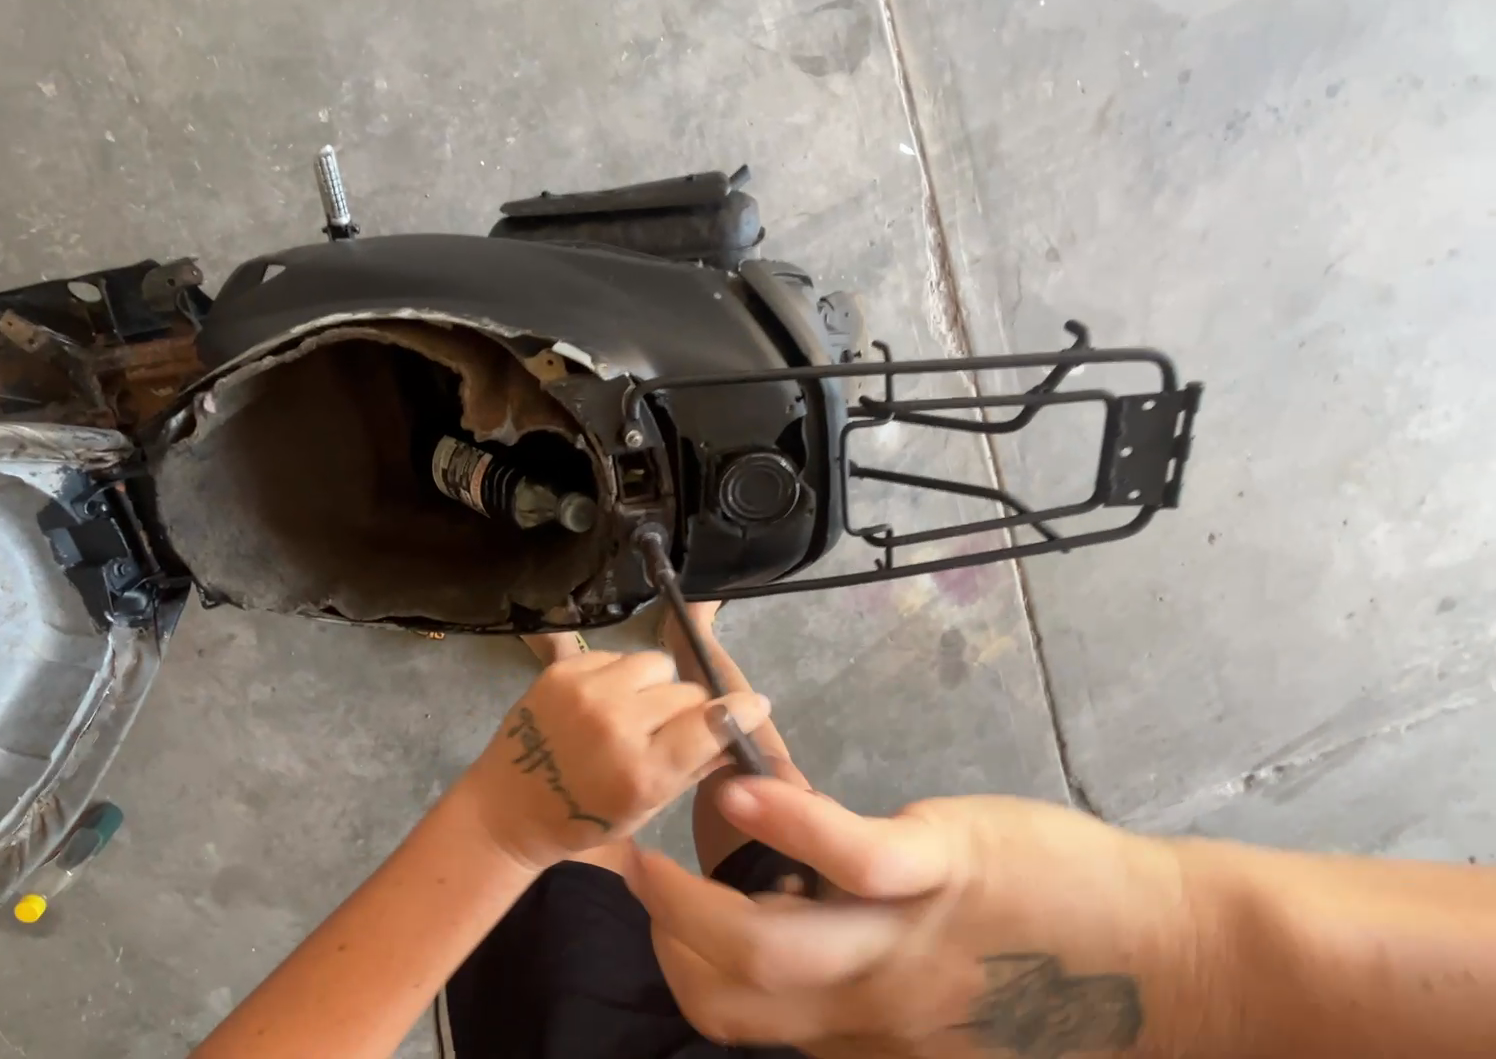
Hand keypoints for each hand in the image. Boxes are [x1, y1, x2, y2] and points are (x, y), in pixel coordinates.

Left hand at [459, 651, 768, 870]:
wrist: (511, 806)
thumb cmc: (583, 820)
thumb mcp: (646, 808)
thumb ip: (693, 767)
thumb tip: (737, 732)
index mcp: (642, 770)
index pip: (711, 722)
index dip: (739, 712)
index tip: (753, 705)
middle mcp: (617, 722)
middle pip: (686, 691)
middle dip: (689, 708)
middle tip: (671, 726)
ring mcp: (586, 690)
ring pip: (655, 663)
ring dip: (656, 685)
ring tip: (636, 708)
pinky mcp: (562, 670)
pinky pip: (616, 656)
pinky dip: (619, 676)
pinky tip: (604, 701)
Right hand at [624, 779, 1211, 1057]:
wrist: (1185, 966)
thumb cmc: (1062, 985)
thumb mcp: (947, 1010)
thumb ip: (864, 981)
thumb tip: (789, 914)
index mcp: (868, 1030)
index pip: (738, 1019)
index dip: (681, 968)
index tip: (662, 916)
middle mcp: (871, 1002)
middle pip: (731, 993)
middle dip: (666, 935)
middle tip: (638, 873)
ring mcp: (902, 938)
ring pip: (766, 946)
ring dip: (687, 900)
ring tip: (652, 850)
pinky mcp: (938, 867)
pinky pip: (848, 855)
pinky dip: (783, 828)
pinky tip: (736, 794)